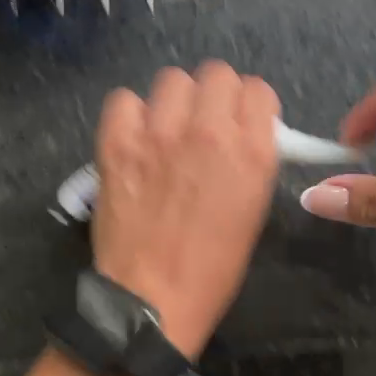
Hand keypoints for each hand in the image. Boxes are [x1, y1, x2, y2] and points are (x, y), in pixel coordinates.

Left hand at [93, 61, 279, 355]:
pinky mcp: (117, 143)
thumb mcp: (253, 212)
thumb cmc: (212, 270)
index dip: (250, 106)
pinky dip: (131, 116)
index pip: (258, 91)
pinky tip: (135, 142)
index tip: (241, 124)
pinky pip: (125, 100)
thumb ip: (252, 163)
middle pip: (216, 74)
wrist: (152, 301)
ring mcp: (159, 134)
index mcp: (252, 153)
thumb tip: (242, 137)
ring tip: (167, 133)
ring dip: (174, 103)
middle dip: (215, 96)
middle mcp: (209, 132)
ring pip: (172, 80)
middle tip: (204, 127)